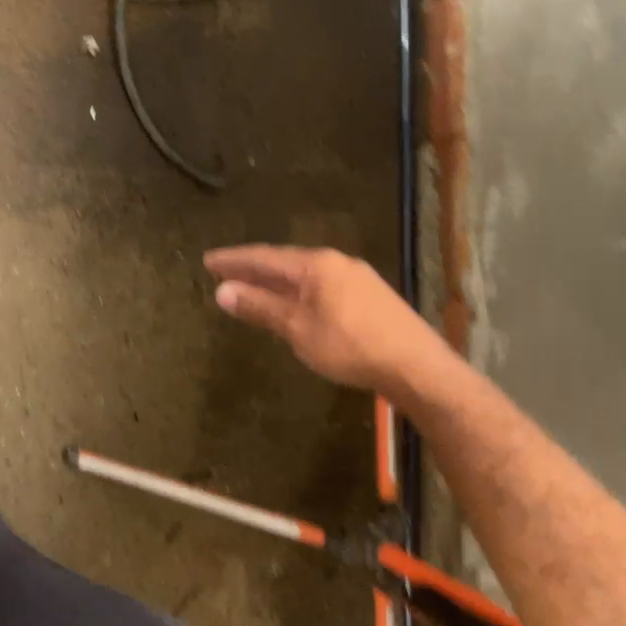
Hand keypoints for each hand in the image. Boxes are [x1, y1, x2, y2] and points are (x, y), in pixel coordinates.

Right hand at [203, 245, 450, 390]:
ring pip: (304, 275)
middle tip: (223, 272)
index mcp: (316, 265)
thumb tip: (222, 291)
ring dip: (274, 282)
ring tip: (250, 288)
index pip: (264, 257)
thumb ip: (260, 307)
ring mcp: (356, 278)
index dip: (233, 260)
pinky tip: (291, 303)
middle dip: (252, 269)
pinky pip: (320, 285)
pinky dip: (296, 291)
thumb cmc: (350, 346)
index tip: (207, 260)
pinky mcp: (369, 297)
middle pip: (284, 262)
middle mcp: (336, 263)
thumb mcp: (297, 328)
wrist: (418, 368)